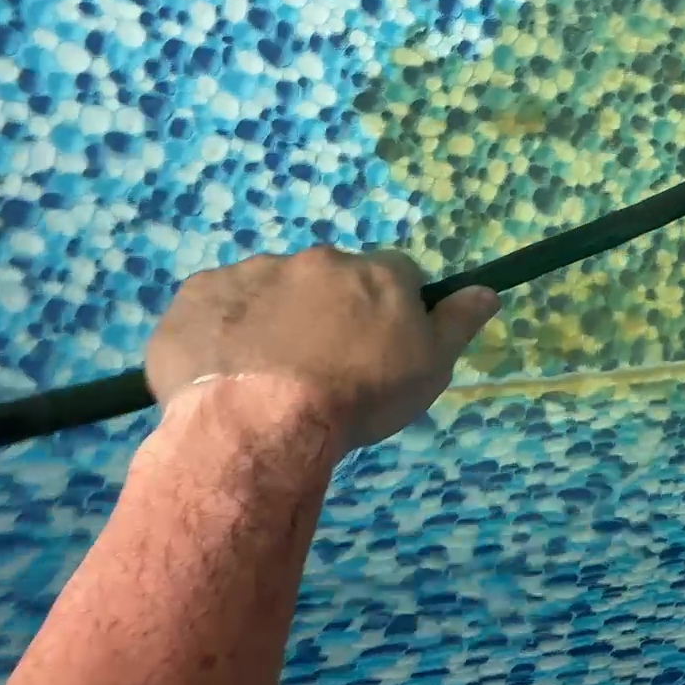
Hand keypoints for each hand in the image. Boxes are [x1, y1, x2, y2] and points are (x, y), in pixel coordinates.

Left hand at [145, 248, 500, 451]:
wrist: (258, 424)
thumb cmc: (361, 395)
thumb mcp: (432, 365)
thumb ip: (459, 321)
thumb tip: (487, 290)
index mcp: (379, 272)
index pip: (400, 273)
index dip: (395, 307)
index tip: (385, 343)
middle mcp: (320, 259)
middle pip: (336, 278)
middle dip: (335, 308)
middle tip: (329, 362)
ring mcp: (253, 273)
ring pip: (277, 288)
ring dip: (281, 314)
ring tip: (274, 370)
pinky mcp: (196, 295)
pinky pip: (221, 301)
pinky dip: (229, 325)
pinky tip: (231, 365)